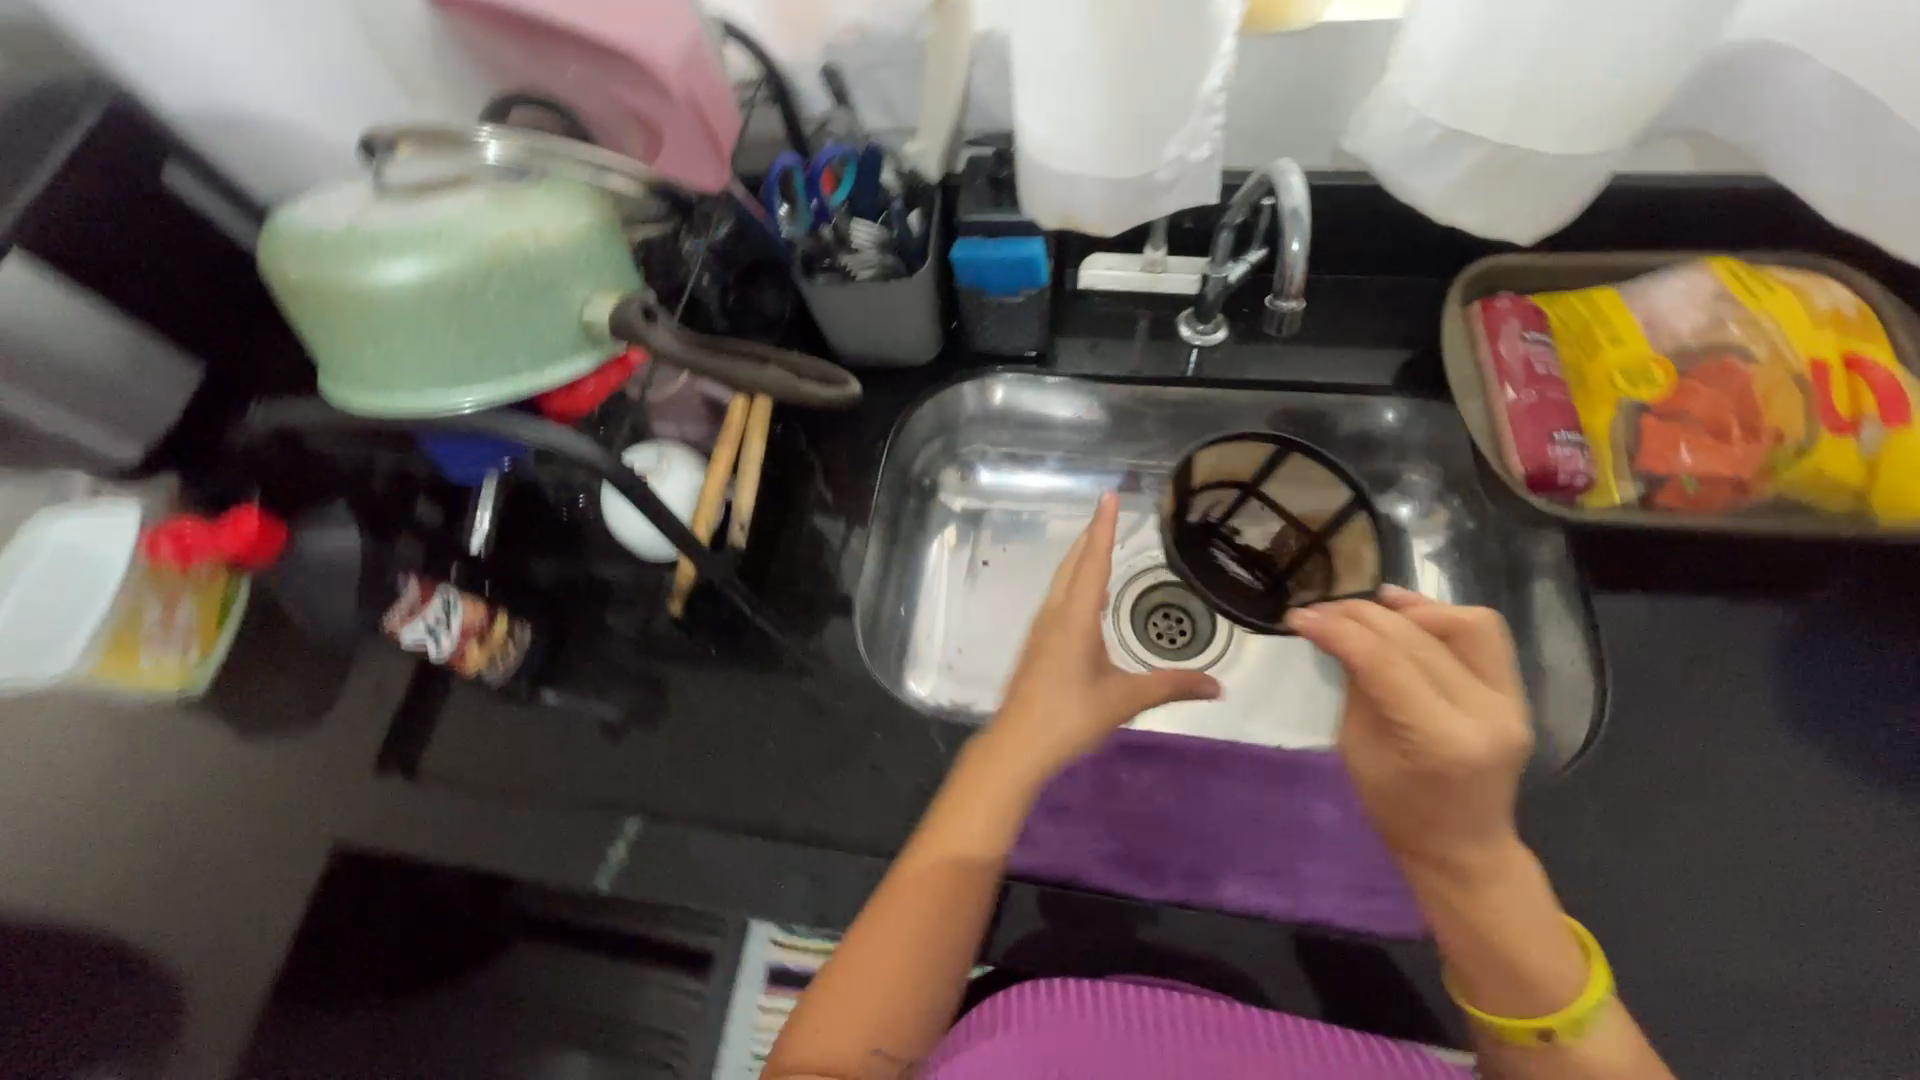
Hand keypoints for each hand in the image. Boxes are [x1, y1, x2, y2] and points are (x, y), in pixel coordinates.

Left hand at [984, 493, 1220, 781]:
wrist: (1016, 745)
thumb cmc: (1070, 717)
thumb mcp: (1125, 700)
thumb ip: (1171, 686)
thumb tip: (1219, 686)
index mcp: (1075, 618)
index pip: (1093, 561)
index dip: (1102, 527)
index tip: (1108, 495)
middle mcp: (1055, 614)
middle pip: (1072, 564)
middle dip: (1090, 536)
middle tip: (1107, 511)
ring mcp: (1041, 629)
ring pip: (1061, 582)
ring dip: (1079, 559)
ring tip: (1098, 544)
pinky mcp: (1036, 645)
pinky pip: (1058, 600)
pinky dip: (1073, 584)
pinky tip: (1085, 598)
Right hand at [1285, 586, 1532, 879]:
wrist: (1462, 846)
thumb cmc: (1397, 809)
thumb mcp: (1357, 747)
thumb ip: (1357, 685)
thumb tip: (1338, 634)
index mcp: (1440, 739)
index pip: (1384, 662)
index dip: (1338, 631)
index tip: (1298, 618)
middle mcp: (1485, 713)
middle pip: (1416, 638)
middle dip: (1359, 616)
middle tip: (1319, 611)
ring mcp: (1510, 702)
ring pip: (1462, 624)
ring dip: (1409, 610)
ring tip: (1368, 607)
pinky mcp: (1515, 694)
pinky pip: (1481, 636)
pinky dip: (1439, 616)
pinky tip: (1403, 610)